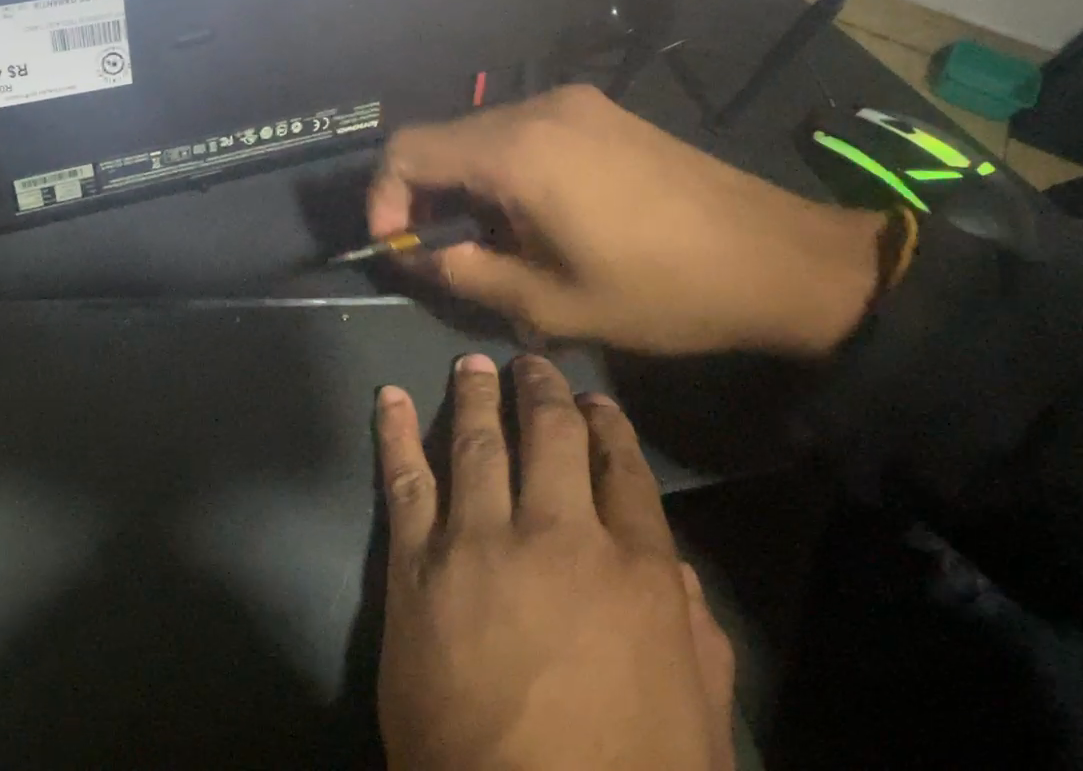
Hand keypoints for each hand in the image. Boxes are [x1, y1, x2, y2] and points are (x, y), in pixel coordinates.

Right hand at [368, 85, 886, 355]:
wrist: (782, 261)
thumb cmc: (661, 290)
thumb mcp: (547, 303)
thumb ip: (463, 273)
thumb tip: (416, 255)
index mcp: (517, 152)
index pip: (406, 150)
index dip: (383, 199)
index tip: (398, 247)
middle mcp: (538, 110)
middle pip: (439, 139)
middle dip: (418, 196)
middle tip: (435, 251)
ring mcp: (573, 105)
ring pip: (476, 136)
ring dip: (459, 185)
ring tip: (484, 239)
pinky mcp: (598, 113)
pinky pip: (518, 133)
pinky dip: (496, 170)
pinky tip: (526, 214)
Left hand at [375, 354, 734, 770]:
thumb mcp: (696, 718)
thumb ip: (693, 636)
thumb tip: (671, 569)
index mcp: (637, 571)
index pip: (623, 475)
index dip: (609, 430)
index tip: (596, 401)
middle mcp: (557, 535)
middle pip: (549, 441)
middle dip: (542, 394)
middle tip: (532, 364)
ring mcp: (477, 540)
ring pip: (476, 444)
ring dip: (474, 397)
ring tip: (472, 365)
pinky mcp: (415, 560)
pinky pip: (403, 479)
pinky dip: (393, 432)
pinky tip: (387, 397)